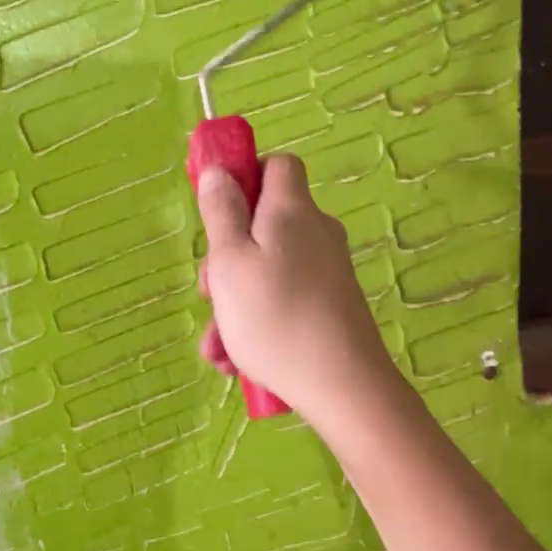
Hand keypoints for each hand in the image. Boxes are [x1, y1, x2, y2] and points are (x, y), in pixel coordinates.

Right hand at [195, 154, 398, 420]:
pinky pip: (284, 300)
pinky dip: (257, 322)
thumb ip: (220, 212)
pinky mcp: (332, 306)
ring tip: (217, 346)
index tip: (218, 208)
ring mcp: (327, 271)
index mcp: (291, 210)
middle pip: (263, 225)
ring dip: (234, 304)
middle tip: (209, 293)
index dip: (246, 177)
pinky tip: (237, 361)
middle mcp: (315, 233)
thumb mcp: (230, 261)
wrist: (342, 385)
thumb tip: (218, 170)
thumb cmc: (274, 316)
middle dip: (226, 259)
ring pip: (267, 272)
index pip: (277, 166)